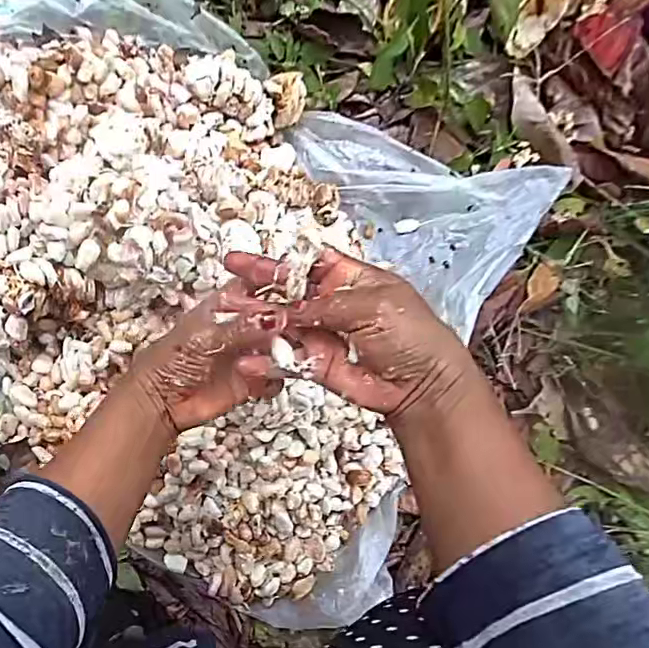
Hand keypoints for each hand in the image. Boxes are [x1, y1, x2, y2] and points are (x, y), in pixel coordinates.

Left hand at [121, 286, 287, 432]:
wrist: (161, 402)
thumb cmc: (171, 361)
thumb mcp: (205, 337)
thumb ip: (241, 328)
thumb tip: (274, 317)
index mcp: (227, 305)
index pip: (259, 287)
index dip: (278, 288)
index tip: (294, 293)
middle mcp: (242, 326)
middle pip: (276, 318)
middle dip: (287, 324)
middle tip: (293, 330)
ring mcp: (249, 353)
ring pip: (280, 347)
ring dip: (283, 352)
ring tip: (278, 358)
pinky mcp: (252, 380)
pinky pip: (276, 376)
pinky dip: (277, 377)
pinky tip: (267, 379)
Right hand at [223, 248, 473, 424]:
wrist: (422, 385)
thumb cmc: (411, 335)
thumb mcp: (370, 306)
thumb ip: (323, 306)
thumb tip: (284, 309)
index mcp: (348, 279)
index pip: (304, 265)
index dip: (274, 263)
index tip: (241, 262)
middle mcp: (330, 305)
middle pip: (286, 294)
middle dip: (256, 292)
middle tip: (226, 292)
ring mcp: (321, 335)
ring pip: (281, 327)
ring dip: (255, 325)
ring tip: (228, 323)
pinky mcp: (316, 364)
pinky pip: (286, 359)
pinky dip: (267, 362)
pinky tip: (248, 361)